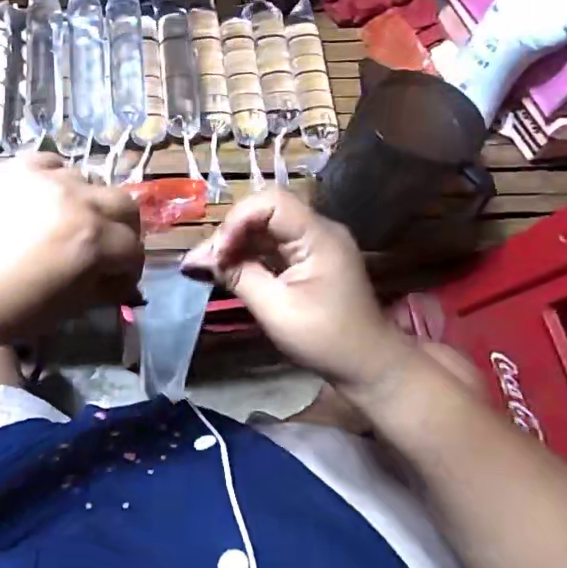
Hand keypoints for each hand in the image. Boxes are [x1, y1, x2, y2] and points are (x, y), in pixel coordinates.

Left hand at [0, 153, 142, 361]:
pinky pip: (53, 166)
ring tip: (68, 229)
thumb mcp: (57, 312)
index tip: (117, 283)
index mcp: (91, 240)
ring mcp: (43, 177)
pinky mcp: (12, 166)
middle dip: (123, 232)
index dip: (130, 270)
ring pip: (90, 182)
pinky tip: (41, 205)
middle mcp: (76, 198)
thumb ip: (99, 291)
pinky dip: (59, 185)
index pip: (134, 248)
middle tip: (104, 254)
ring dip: (91, 206)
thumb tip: (122, 283)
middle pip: (124, 205)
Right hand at [183, 189, 413, 395]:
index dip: (238, 219)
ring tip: (208, 266)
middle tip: (204, 262)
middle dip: (232, 232)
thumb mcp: (277, 310)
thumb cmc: (326, 339)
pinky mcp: (310, 258)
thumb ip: (239, 277)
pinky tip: (228, 269)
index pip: (272, 202)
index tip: (219, 253)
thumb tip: (198, 259)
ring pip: (266, 227)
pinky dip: (250, 254)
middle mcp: (319, 230)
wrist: (368, 365)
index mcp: (320, 236)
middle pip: (266, 211)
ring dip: (237, 244)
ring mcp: (316, 243)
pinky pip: (274, 244)